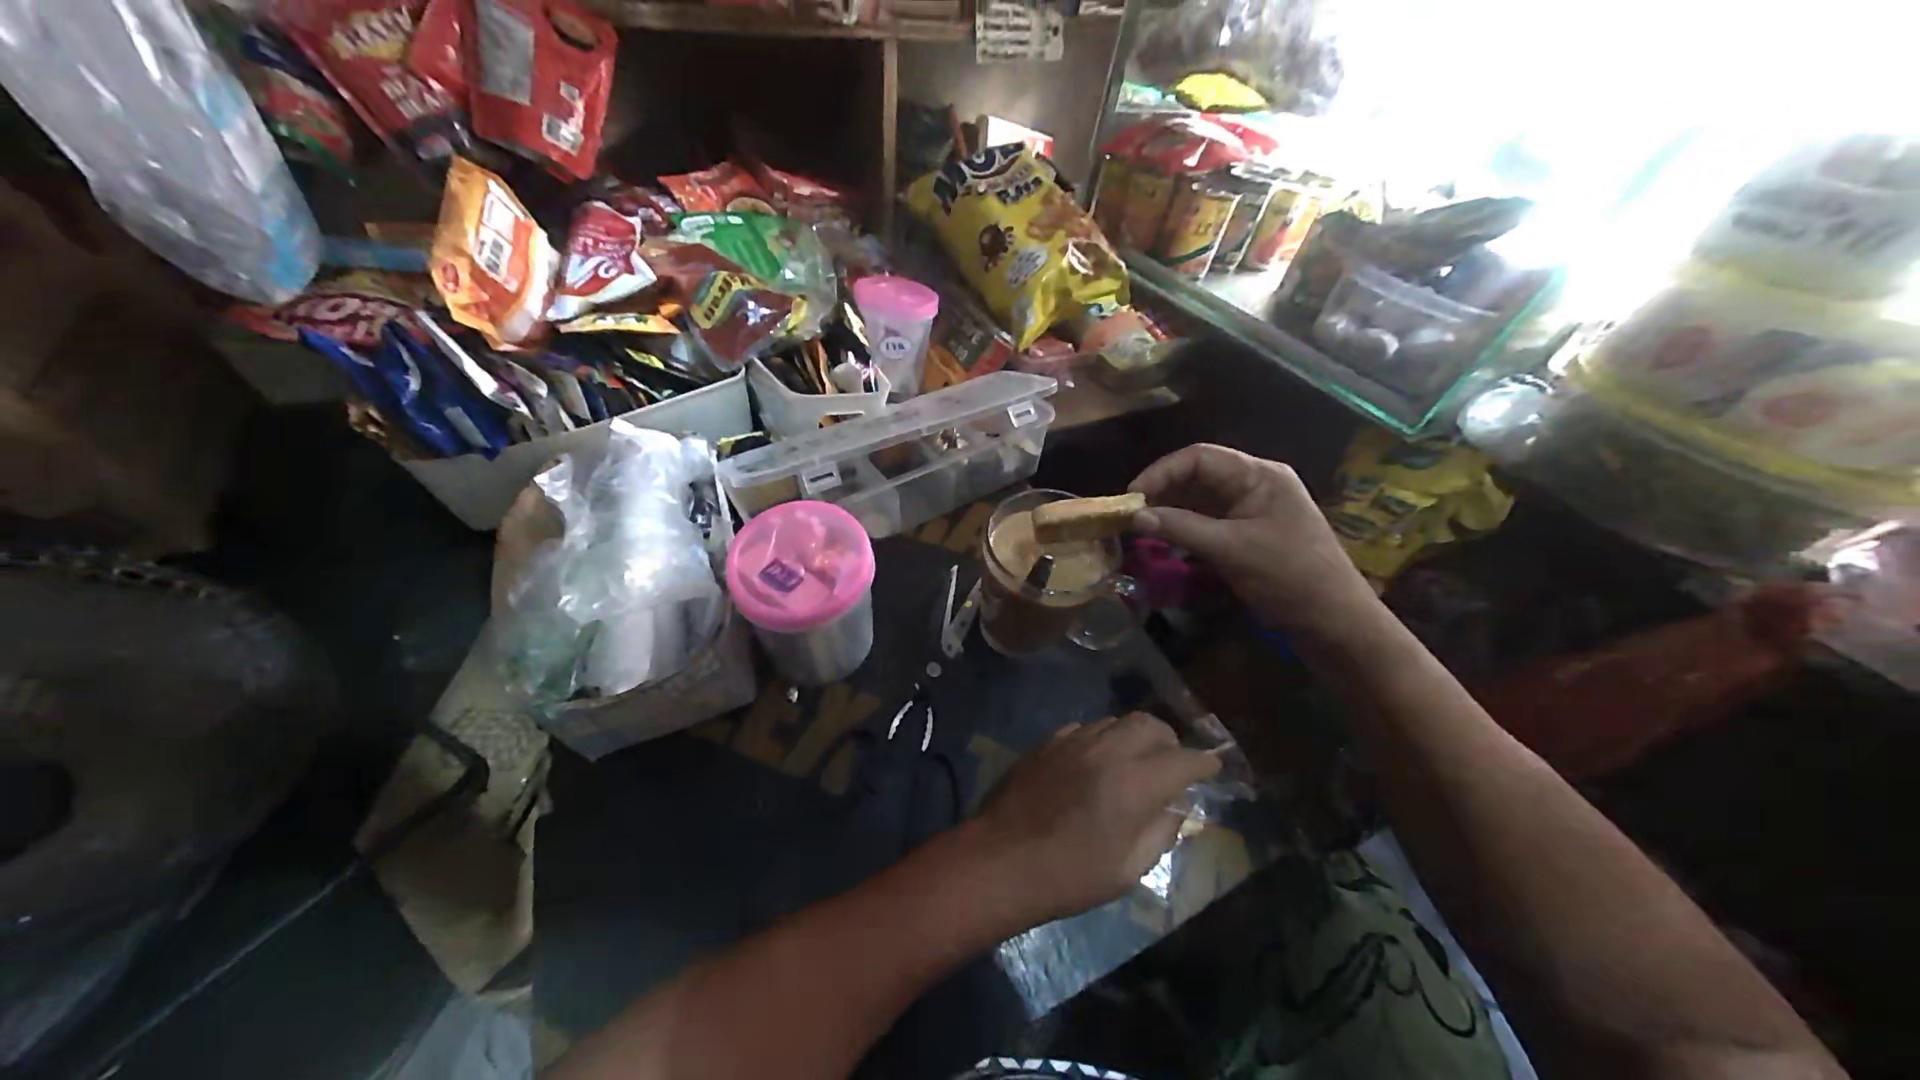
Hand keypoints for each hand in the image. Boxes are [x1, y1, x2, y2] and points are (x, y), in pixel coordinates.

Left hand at [962, 713, 1220, 926]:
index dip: (1204, 763)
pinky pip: (1084, 727)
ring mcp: (1073, 741)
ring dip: (1134, 737)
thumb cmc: (1069, 876)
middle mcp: (1107, 750)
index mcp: (1134, 782)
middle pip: (1150, 724)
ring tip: (1134, 762)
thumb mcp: (1128, 868)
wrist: (1000, 860)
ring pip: (1116, 721)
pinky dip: (1101, 738)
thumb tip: (1177, 807)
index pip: (1183, 759)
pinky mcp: (1047, 742)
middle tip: (1172, 764)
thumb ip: (1161, 831)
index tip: (1212, 768)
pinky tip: (1096, 761)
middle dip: (1170, 741)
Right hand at [1129, 443, 1378, 638]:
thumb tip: (1134, 516)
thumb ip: (1181, 528)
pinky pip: (1208, 522)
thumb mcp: (1231, 550)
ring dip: (1170, 512)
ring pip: (1200, 500)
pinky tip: (1164, 542)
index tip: (1131, 498)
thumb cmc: (1290, 578)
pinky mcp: (1248, 535)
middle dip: (1162, 492)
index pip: (1200, 458)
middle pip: (1198, 476)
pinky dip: (1184, 529)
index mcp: (1259, 476)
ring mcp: (1253, 511)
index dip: (1161, 472)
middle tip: (1130, 516)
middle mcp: (1255, 485)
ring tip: (1140, 529)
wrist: (1335, 624)